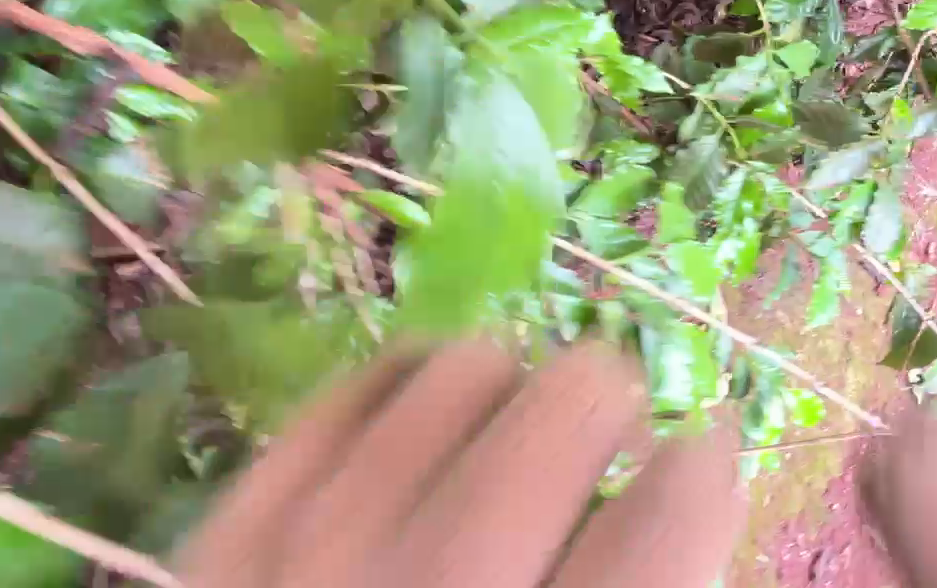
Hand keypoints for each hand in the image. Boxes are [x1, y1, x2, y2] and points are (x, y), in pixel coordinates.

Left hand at [172, 341, 745, 587]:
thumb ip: (645, 585)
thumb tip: (693, 489)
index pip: (668, 518)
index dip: (703, 469)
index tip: (701, 450)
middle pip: (563, 406)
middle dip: (606, 394)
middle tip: (607, 417)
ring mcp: (311, 550)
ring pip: (454, 369)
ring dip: (505, 379)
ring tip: (509, 418)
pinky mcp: (233, 527)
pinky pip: (348, 390)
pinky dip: (403, 380)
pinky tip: (427, 411)